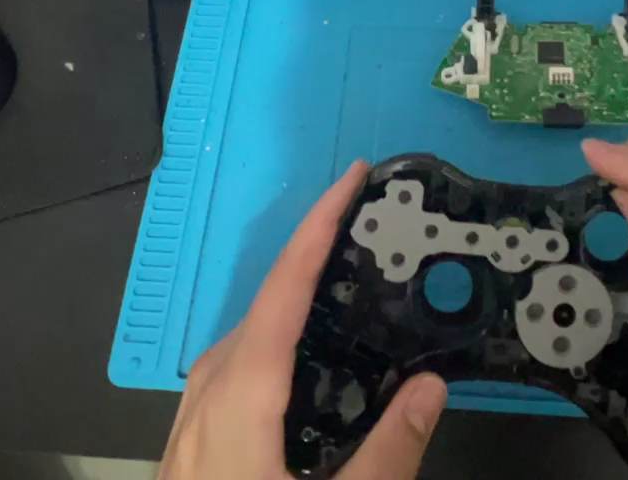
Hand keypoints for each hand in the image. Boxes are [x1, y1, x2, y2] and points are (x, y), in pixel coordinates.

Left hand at [158, 162, 447, 479]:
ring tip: (349, 281)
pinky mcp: (194, 442)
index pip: (287, 283)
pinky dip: (279, 334)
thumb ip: (388, 453)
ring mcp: (193, 417)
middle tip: (371, 230)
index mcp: (241, 393)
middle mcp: (209, 391)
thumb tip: (434, 385)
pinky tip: (308, 361)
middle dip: (316, 252)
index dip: (321, 222)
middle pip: (267, 299)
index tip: (353, 176)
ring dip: (297, 294)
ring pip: (250, 332)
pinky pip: (239, 364)